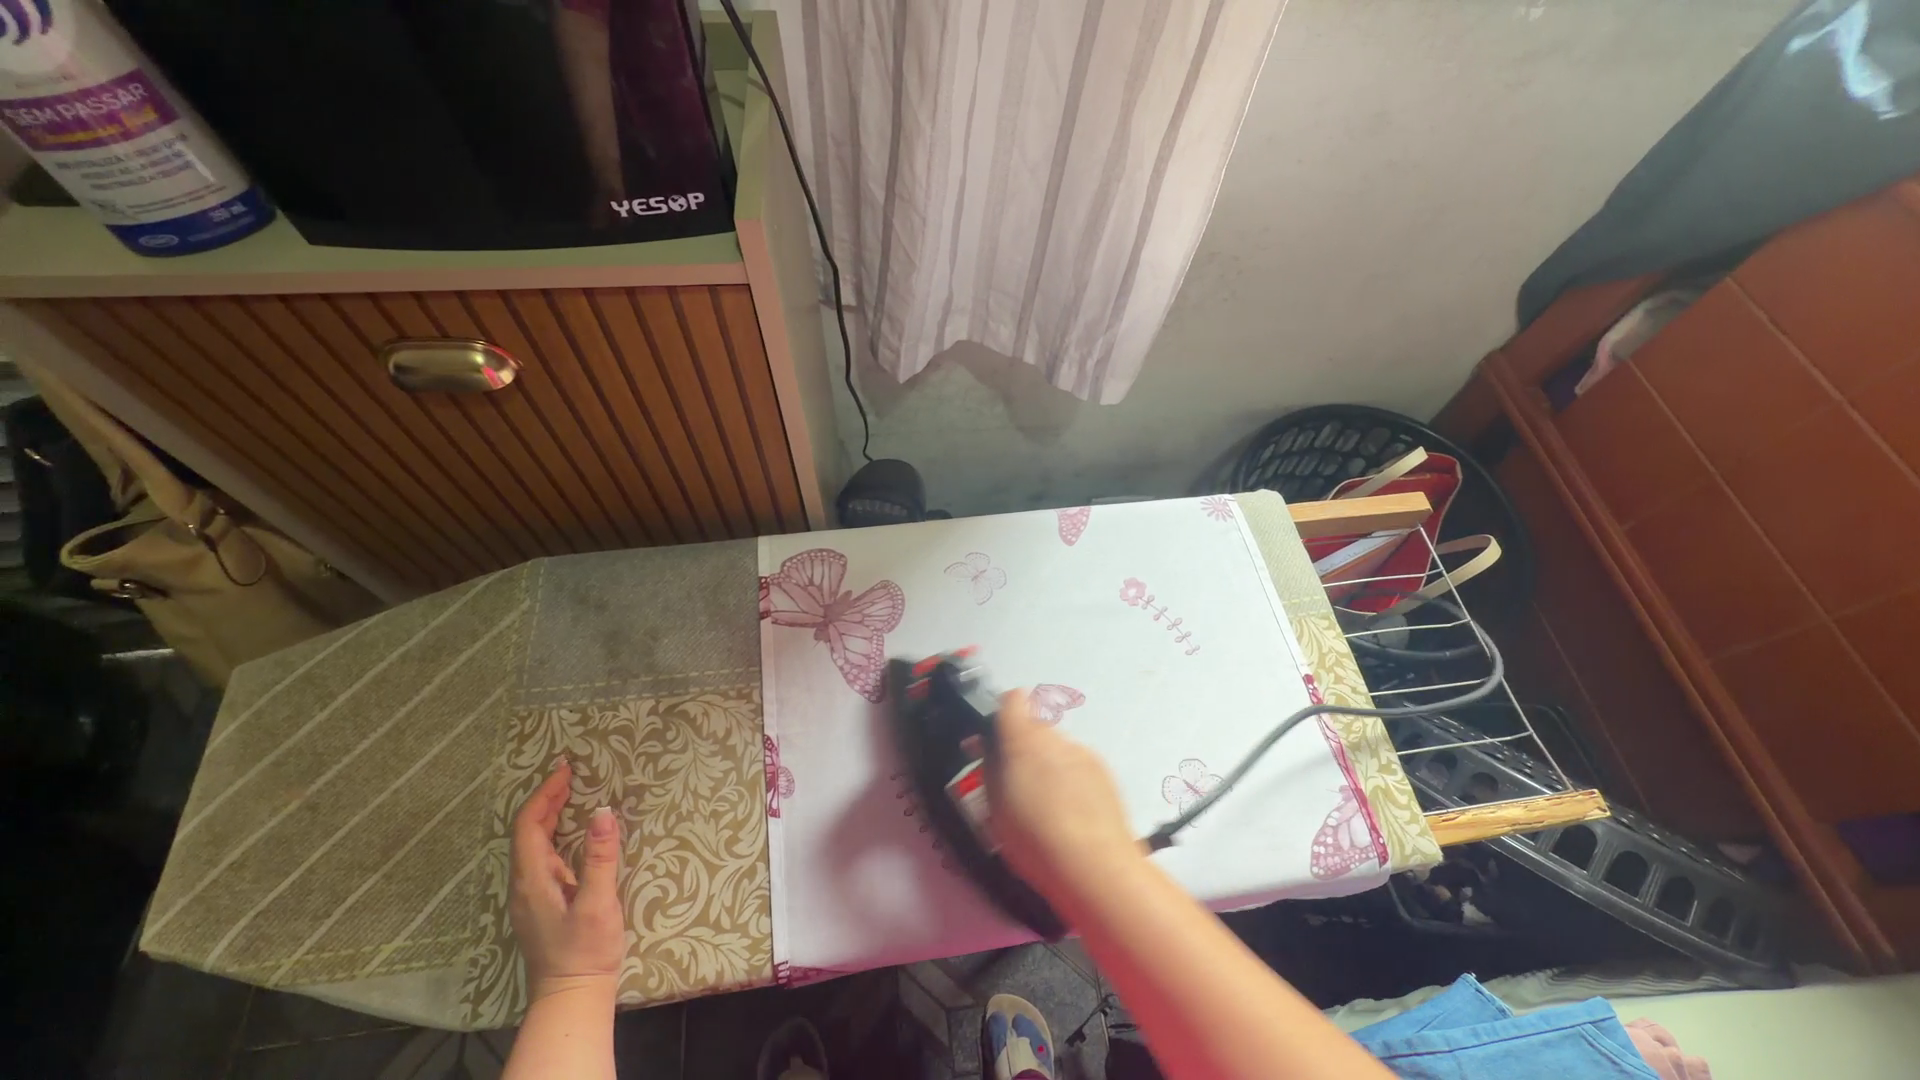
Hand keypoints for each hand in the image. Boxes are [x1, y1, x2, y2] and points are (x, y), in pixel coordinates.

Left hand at [508, 761, 627, 1004]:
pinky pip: (544, 857)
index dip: (545, 793)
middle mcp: (525, 883)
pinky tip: (574, 834)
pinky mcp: (543, 904)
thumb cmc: (584, 950)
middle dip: (547, 799)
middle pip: (528, 831)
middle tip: (571, 774)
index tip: (566, 769)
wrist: (571, 995)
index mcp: (533, 879)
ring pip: (534, 845)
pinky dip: (556, 835)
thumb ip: (600, 857)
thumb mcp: (598, 903)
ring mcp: (532, 895)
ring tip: (572, 795)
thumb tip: (603, 811)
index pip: (530, 824)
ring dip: (550, 816)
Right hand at [983, 690, 1142, 906]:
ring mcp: (1083, 753)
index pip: (1011, 699)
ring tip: (1047, 806)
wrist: (1095, 866)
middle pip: (1034, 727)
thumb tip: (991, 750)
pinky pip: (1078, 765)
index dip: (1001, 715)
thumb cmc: (1034, 839)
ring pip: (1057, 748)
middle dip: (1023, 747)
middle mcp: (1055, 738)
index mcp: (1022, 740)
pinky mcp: (1105, 771)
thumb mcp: (994, 808)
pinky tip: (1071, 813)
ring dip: (1047, 765)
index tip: (994, 742)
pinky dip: (1070, 779)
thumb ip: (991, 769)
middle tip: (1015, 783)